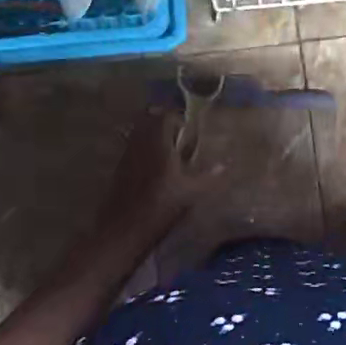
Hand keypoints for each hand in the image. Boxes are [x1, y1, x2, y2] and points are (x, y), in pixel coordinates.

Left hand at [104, 106, 211, 221]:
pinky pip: (133, 148)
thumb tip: (226, 165)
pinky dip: (144, 151)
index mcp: (158, 142)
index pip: (166, 116)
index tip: (190, 133)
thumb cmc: (158, 207)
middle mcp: (140, 142)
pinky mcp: (119, 168)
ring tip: (169, 154)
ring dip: (153, 137)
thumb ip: (209, 177)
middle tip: (180, 140)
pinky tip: (155, 170)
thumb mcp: (189, 193)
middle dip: (165, 126)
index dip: (179, 120)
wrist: (122, 229)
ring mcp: (127, 154)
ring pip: (140, 133)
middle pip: (150, 120)